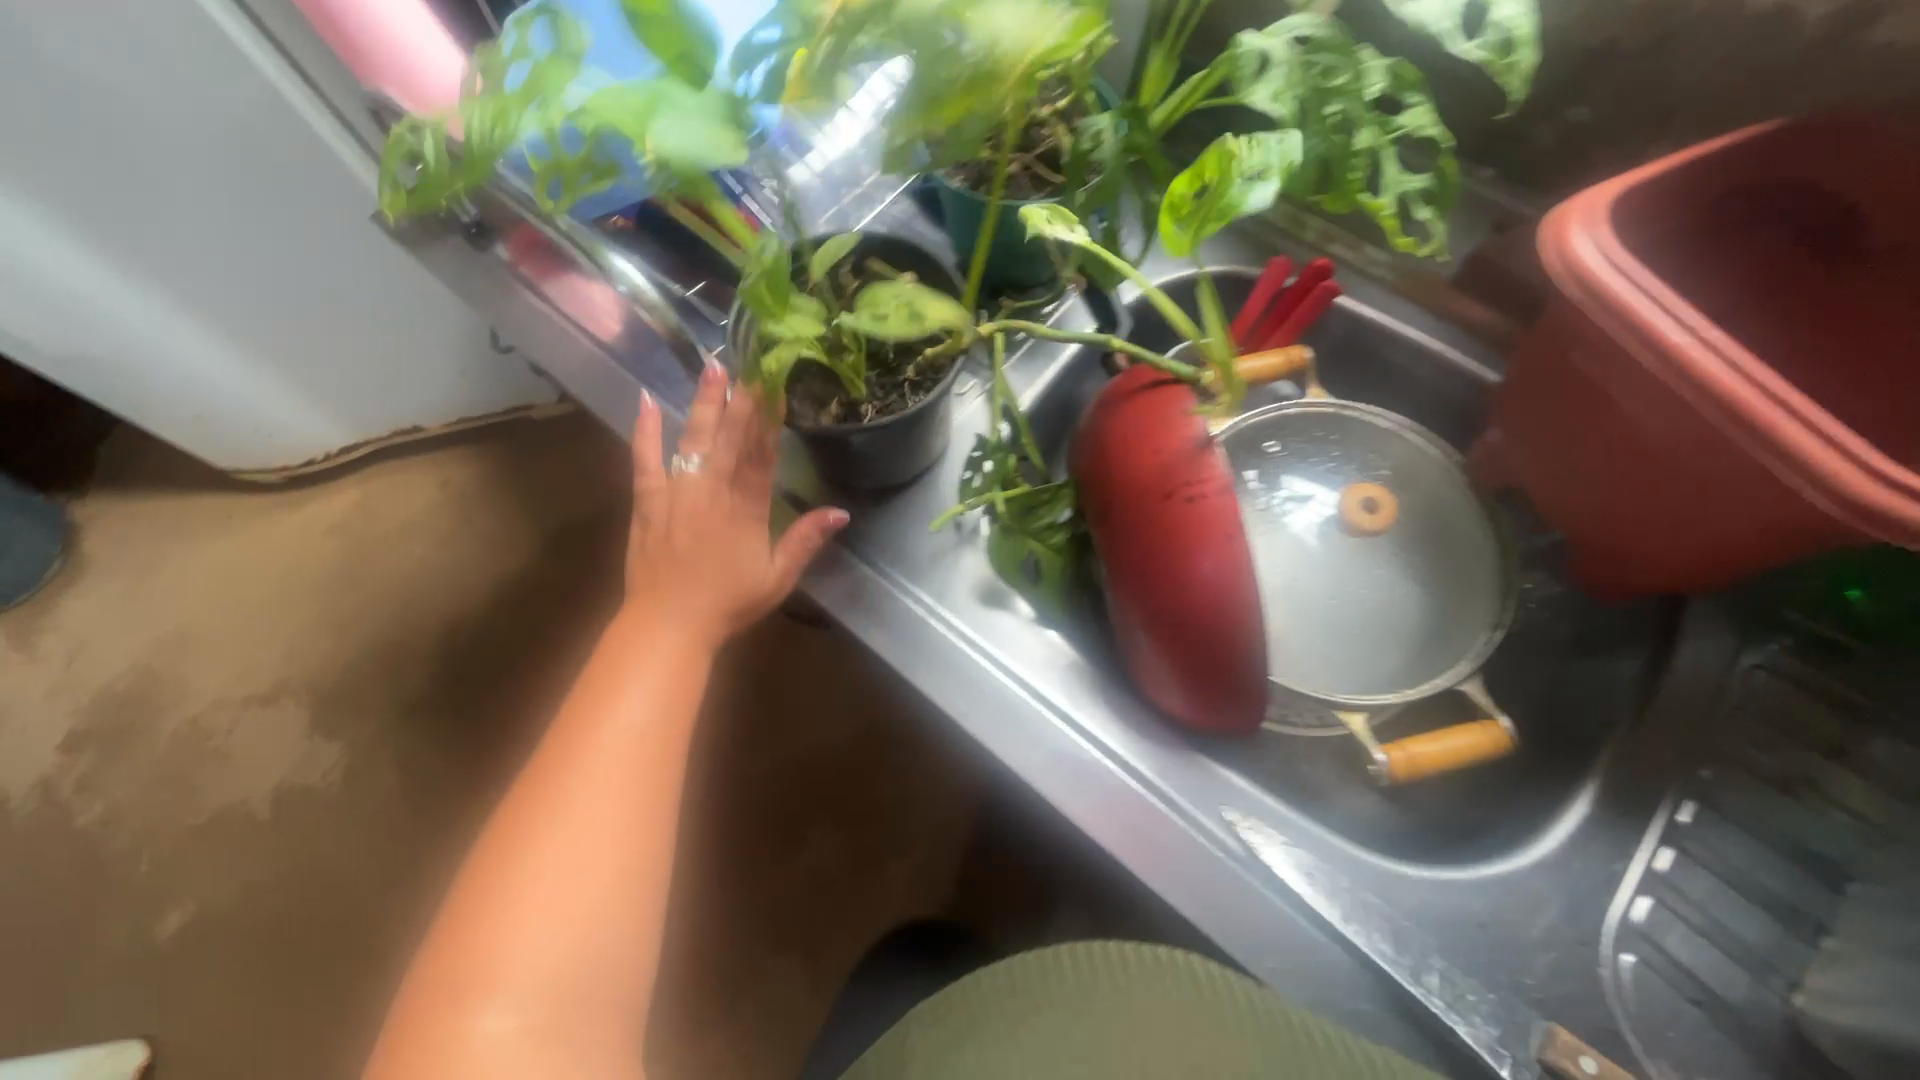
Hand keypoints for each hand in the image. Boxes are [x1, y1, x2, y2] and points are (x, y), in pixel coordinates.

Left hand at [623, 365, 848, 646]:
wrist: (670, 624)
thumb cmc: (728, 604)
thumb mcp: (778, 577)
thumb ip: (806, 540)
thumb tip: (841, 512)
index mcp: (747, 508)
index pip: (762, 454)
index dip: (771, 419)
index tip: (777, 386)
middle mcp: (713, 491)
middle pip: (731, 438)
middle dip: (742, 398)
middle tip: (750, 361)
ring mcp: (677, 492)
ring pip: (693, 439)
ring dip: (704, 402)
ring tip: (712, 367)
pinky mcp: (648, 501)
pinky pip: (644, 459)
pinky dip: (645, 430)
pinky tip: (648, 400)